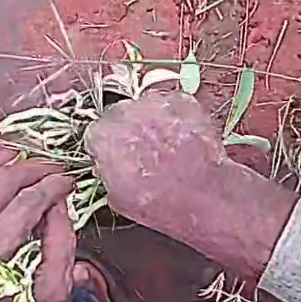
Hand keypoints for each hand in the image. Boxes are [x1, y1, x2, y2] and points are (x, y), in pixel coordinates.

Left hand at [0, 143, 75, 301]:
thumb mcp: (52, 288)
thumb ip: (61, 244)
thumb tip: (60, 203)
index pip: (25, 202)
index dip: (52, 186)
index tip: (71, 181)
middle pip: (4, 179)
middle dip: (38, 166)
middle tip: (59, 167)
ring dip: (10, 152)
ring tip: (36, 152)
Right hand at [85, 91, 296, 278]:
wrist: (204, 195)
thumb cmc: (162, 201)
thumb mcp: (117, 197)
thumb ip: (106, 170)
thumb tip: (106, 163)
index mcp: (103, 136)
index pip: (96, 132)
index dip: (108, 145)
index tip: (118, 153)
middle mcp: (125, 113)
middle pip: (119, 114)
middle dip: (129, 129)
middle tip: (144, 150)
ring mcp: (154, 103)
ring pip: (145, 105)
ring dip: (151, 120)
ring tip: (166, 144)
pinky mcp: (181, 99)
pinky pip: (171, 103)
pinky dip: (176, 115)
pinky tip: (181, 136)